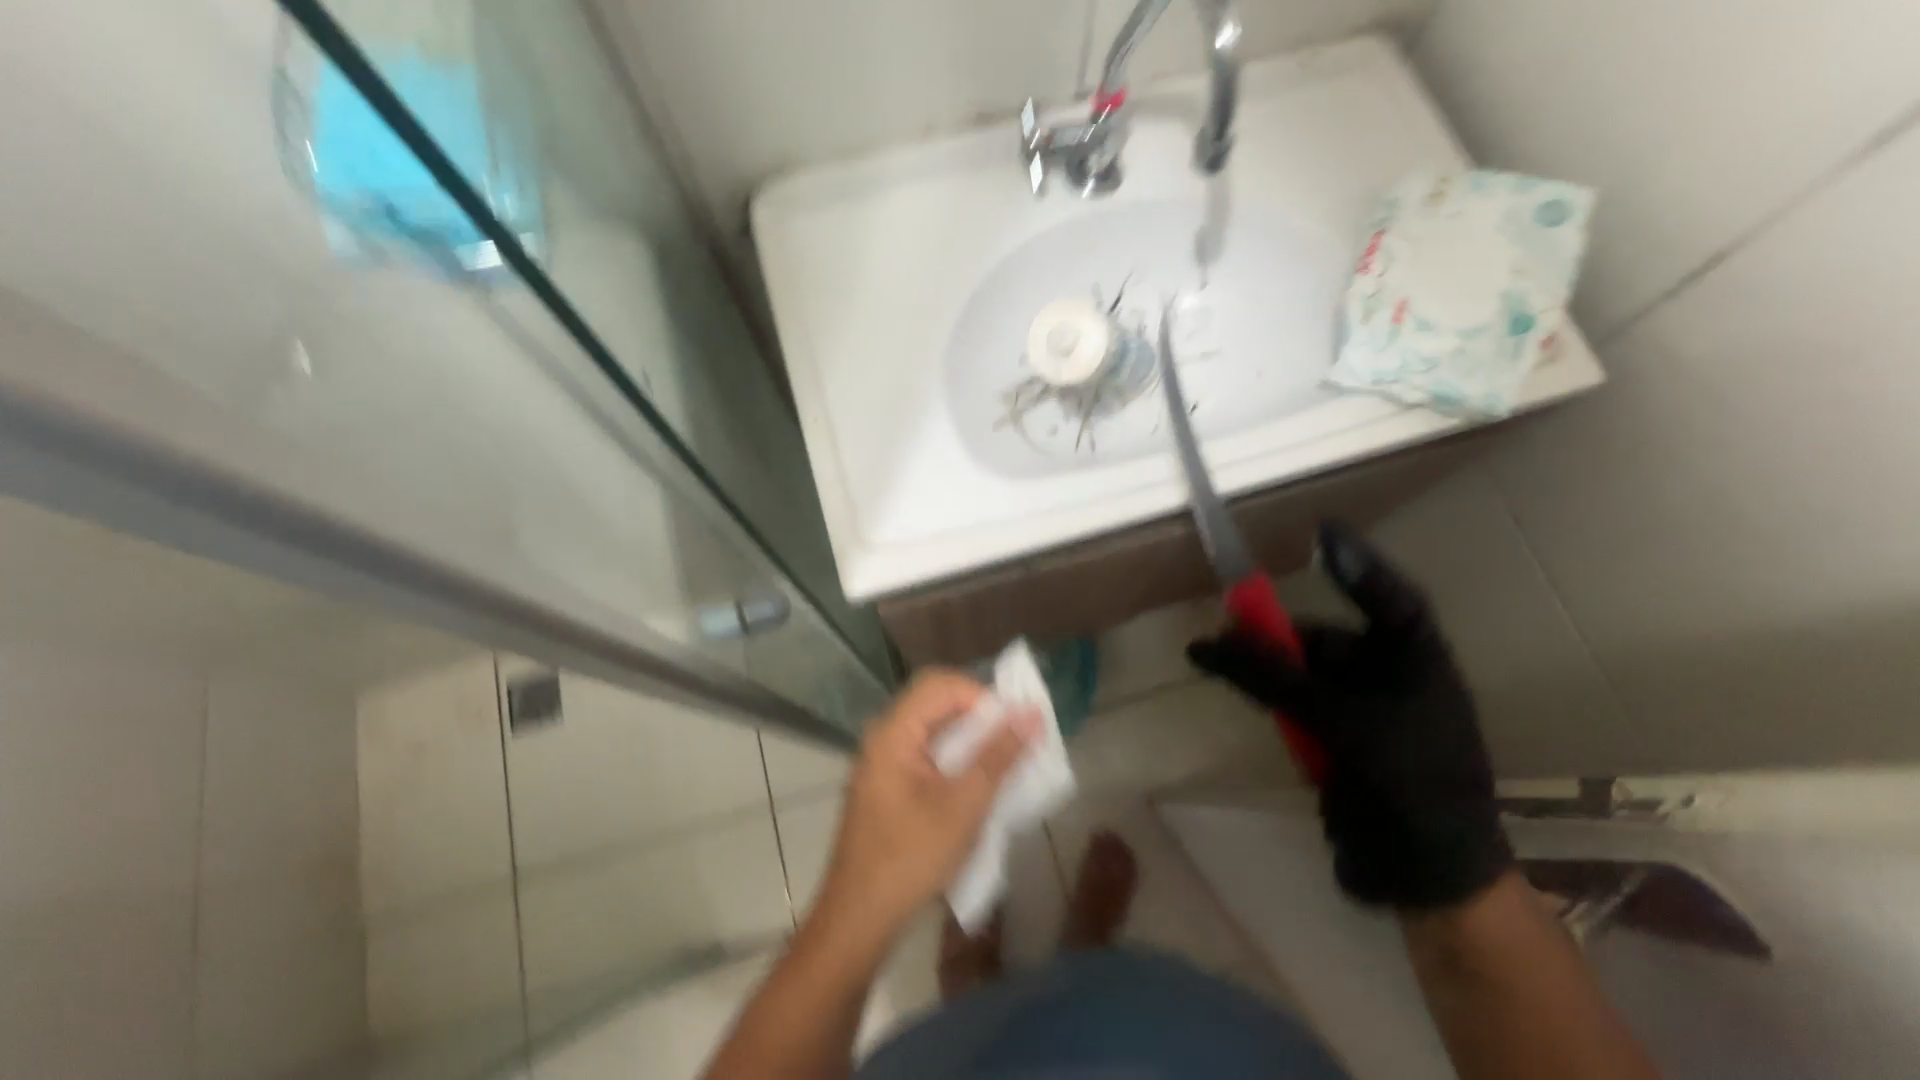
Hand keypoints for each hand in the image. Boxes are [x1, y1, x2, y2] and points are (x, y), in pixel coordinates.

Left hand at [811, 671, 1037, 940]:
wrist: (859, 918)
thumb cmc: (911, 858)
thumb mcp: (965, 805)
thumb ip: (999, 755)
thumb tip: (1031, 712)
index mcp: (893, 733)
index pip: (941, 684)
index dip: (983, 696)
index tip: (1016, 726)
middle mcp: (883, 739)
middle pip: (936, 705)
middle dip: (982, 719)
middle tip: (1018, 744)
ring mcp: (881, 765)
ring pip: (934, 733)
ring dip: (972, 744)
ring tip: (1007, 767)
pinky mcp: (886, 789)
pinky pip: (926, 758)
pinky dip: (955, 764)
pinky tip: (979, 790)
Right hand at [1188, 521, 1510, 909]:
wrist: (1427, 878)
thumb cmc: (1405, 784)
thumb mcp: (1337, 722)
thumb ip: (1271, 677)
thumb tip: (1204, 642)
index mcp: (1418, 662)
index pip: (1387, 595)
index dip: (1353, 564)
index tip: (1318, 530)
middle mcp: (1395, 681)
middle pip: (1328, 639)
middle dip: (1278, 634)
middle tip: (1226, 631)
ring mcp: (1367, 718)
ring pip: (1306, 676)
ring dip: (1266, 668)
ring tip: (1215, 661)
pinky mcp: (1341, 749)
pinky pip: (1298, 710)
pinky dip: (1269, 702)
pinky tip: (1237, 692)